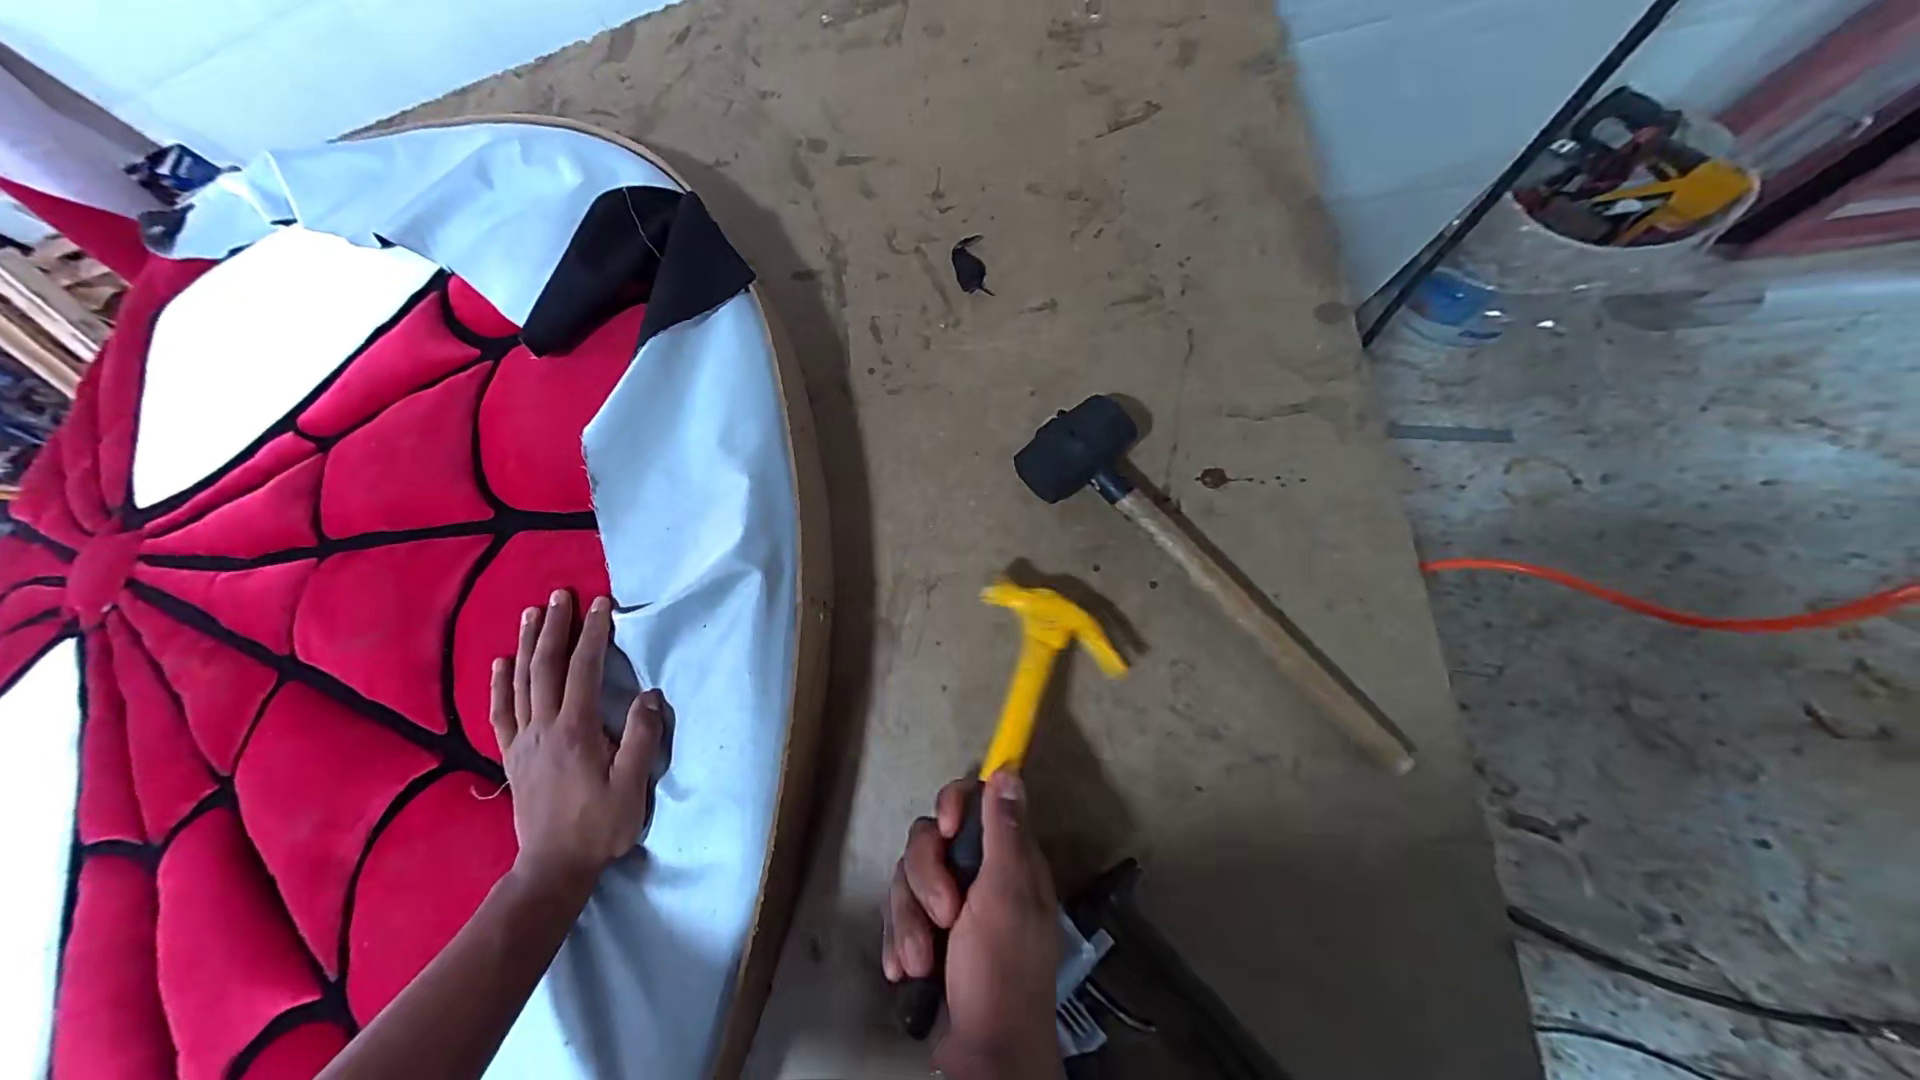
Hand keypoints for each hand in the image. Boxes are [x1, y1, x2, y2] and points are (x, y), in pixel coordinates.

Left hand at [489, 590, 664, 894]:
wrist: (553, 867)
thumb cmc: (600, 825)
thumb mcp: (633, 785)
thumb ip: (641, 737)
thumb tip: (648, 694)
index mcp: (576, 731)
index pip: (584, 670)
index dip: (594, 634)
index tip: (603, 604)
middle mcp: (544, 728)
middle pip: (546, 667)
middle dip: (556, 627)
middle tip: (561, 595)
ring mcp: (524, 741)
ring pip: (520, 682)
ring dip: (527, 644)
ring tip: (532, 613)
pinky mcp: (513, 755)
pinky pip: (500, 712)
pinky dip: (498, 684)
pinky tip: (500, 662)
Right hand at [883, 771, 1061, 1076]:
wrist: (983, 1055)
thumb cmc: (1002, 971)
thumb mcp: (1006, 897)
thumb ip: (1004, 833)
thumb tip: (1009, 771)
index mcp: (1005, 857)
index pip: (973, 800)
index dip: (953, 804)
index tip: (947, 830)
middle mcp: (976, 872)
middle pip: (929, 839)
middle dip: (926, 879)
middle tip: (943, 916)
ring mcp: (948, 903)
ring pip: (906, 878)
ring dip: (908, 922)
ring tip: (921, 961)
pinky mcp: (923, 931)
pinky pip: (895, 915)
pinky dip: (897, 942)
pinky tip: (907, 971)